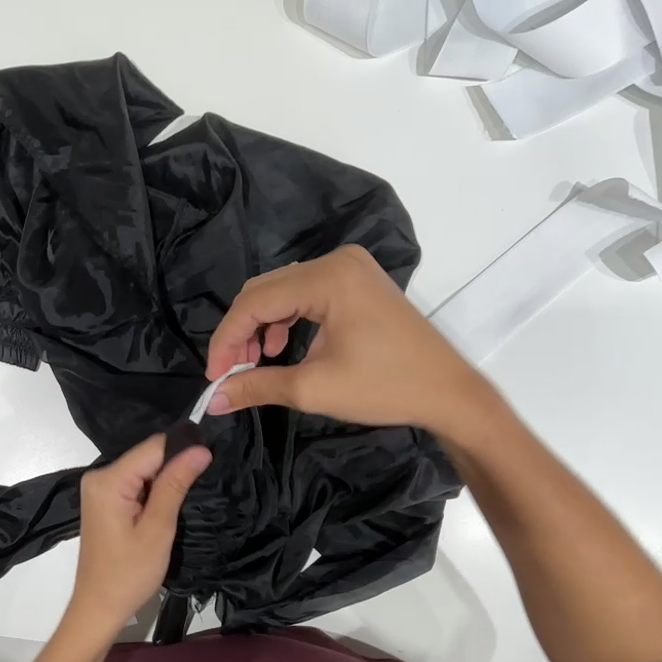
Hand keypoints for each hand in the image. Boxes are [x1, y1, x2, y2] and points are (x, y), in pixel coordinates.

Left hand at [64, 433, 211, 635]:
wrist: (99, 607)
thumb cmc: (129, 574)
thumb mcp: (158, 528)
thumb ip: (176, 484)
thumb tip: (200, 449)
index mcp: (108, 481)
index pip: (153, 447)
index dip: (183, 449)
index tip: (211, 459)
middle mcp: (98, 477)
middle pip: (147, 457)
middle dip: (174, 467)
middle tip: (202, 484)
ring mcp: (98, 490)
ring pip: (143, 470)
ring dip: (165, 481)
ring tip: (188, 497)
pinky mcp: (103, 502)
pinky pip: (134, 484)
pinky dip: (152, 493)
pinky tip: (167, 508)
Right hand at [205, 245, 495, 432]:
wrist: (447, 391)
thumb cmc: (384, 388)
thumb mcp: (313, 389)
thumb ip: (257, 386)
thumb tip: (213, 400)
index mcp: (328, 278)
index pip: (255, 301)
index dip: (226, 340)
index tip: (215, 376)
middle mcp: (336, 261)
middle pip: (264, 290)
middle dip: (241, 332)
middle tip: (230, 372)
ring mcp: (349, 268)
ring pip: (280, 291)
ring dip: (260, 327)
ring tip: (256, 364)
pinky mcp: (356, 282)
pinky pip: (303, 294)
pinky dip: (284, 321)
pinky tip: (280, 350)